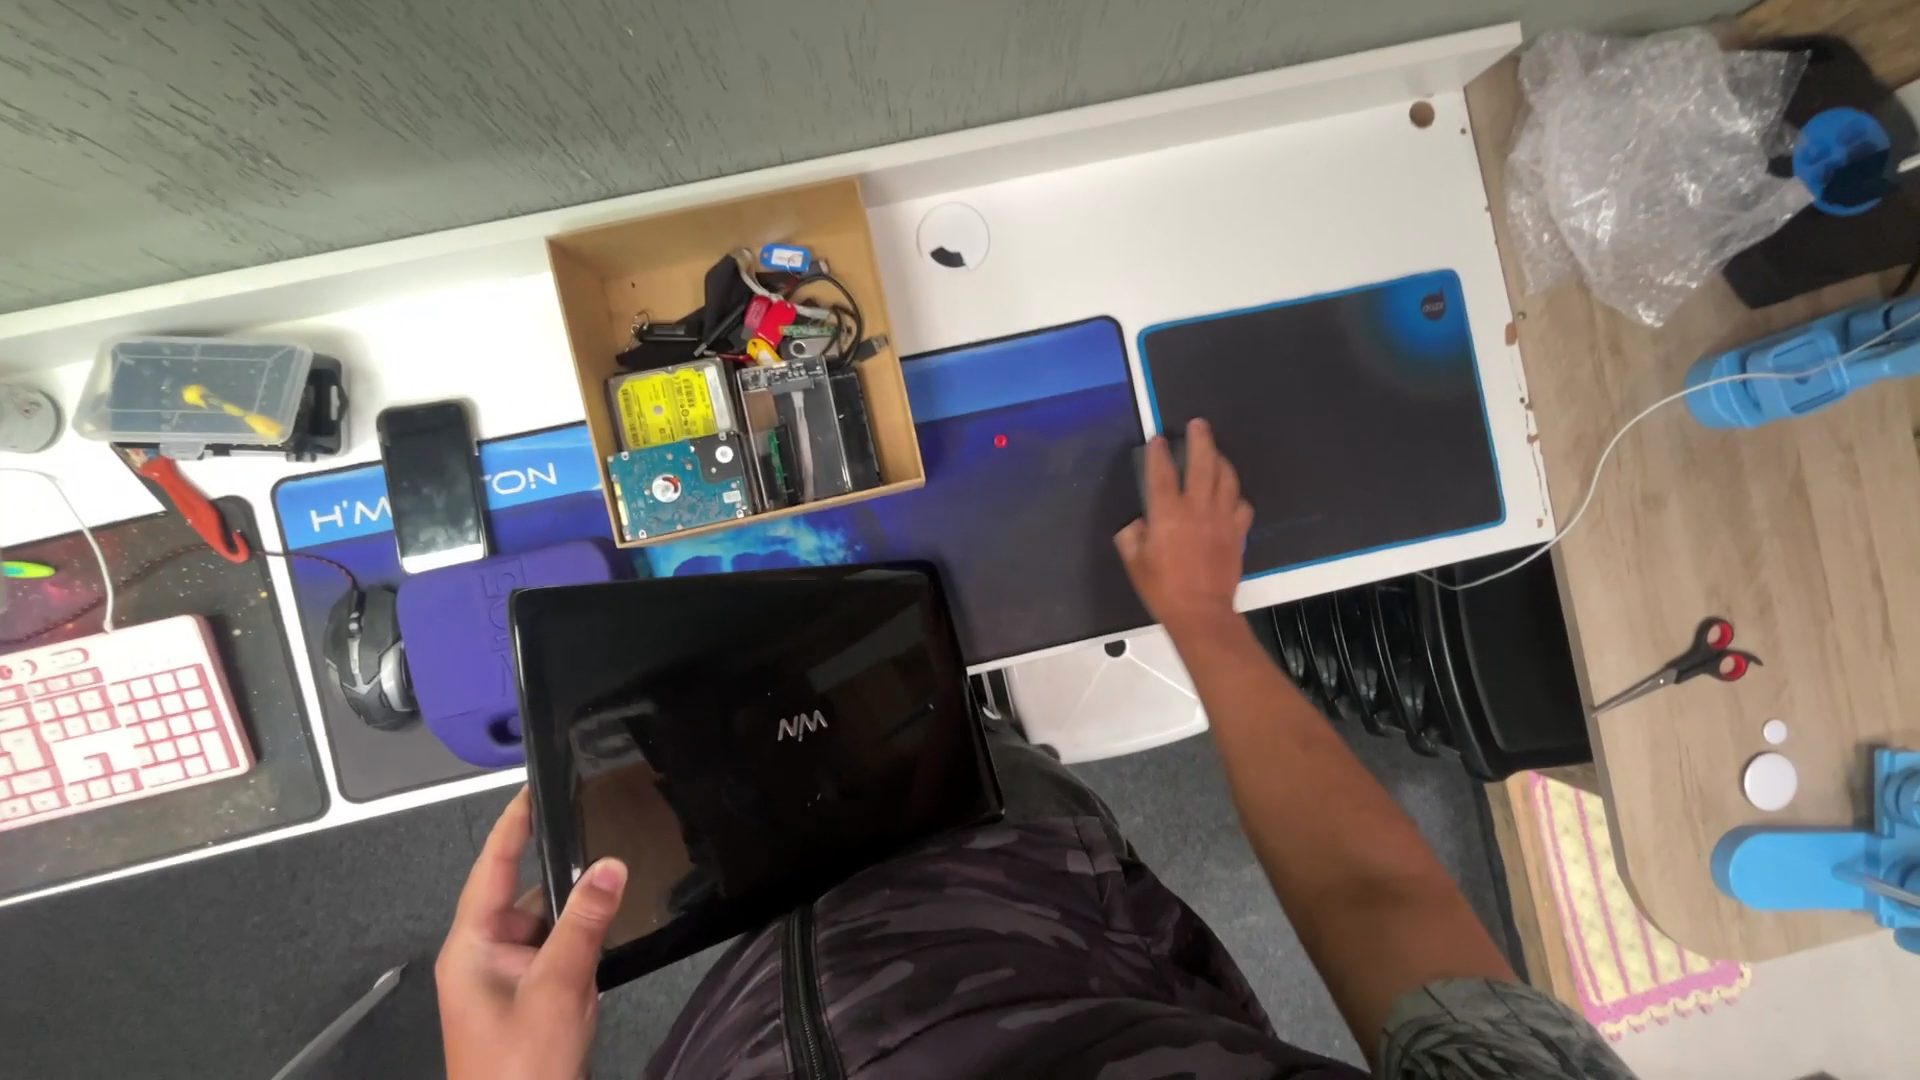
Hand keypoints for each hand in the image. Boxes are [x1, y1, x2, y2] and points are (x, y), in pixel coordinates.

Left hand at [437, 788, 627, 1079]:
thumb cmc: (520, 1066)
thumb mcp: (557, 986)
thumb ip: (585, 920)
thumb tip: (612, 863)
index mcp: (472, 947)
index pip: (491, 868)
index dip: (512, 824)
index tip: (534, 786)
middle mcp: (487, 952)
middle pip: (527, 888)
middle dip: (564, 863)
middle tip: (602, 823)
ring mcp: (511, 972)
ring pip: (550, 915)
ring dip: (580, 900)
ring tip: (621, 867)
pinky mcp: (535, 988)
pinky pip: (562, 940)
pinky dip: (586, 926)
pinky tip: (616, 914)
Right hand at [1114, 418, 1252, 634]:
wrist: (1201, 611)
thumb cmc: (1162, 588)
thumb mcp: (1134, 562)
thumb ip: (1132, 536)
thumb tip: (1139, 523)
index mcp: (1167, 513)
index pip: (1161, 473)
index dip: (1158, 453)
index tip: (1158, 439)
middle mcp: (1197, 508)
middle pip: (1201, 463)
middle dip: (1200, 439)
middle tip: (1198, 425)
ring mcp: (1222, 518)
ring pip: (1226, 478)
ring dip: (1221, 461)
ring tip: (1215, 453)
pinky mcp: (1238, 532)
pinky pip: (1242, 504)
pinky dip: (1236, 495)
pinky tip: (1230, 496)